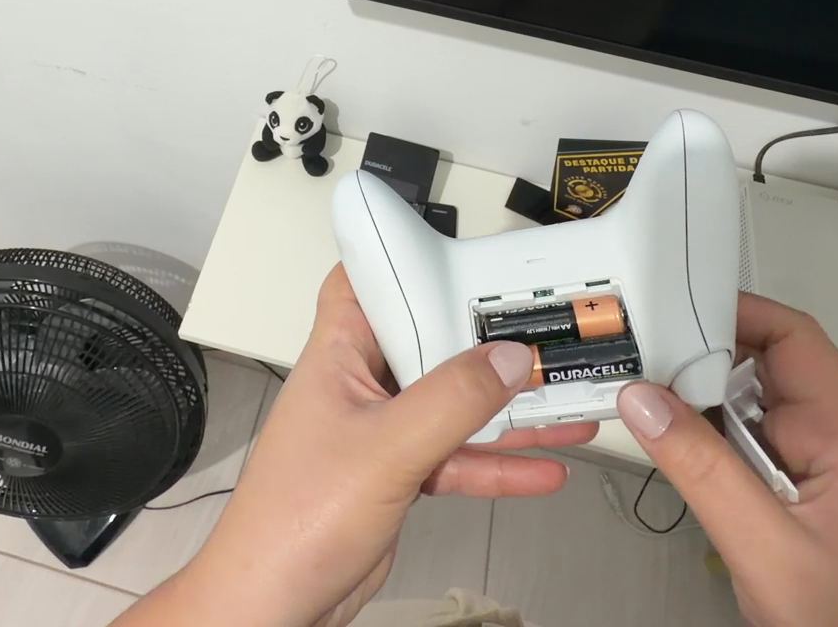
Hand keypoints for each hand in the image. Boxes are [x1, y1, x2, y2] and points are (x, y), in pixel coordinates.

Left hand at [120, 266, 596, 626]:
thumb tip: (505, 359)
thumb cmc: (289, 521)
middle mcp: (360, 381)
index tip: (455, 246)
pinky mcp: (398, 470)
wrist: (277, 604)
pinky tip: (540, 464)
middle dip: (480, 335)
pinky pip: (457, 453)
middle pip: (427, 338)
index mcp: (339, 353)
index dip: (406, 256)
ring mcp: (381, 427)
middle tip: (535, 327)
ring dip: (504, 402)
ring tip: (560, 394)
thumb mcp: (385, 449)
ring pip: (451, 400)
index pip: (368, 278)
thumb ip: (450, 402)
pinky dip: (497, 459)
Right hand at [615, 293, 837, 626]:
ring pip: (750, 405)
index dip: (738, 310)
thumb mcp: (769, 552)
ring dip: (700, 397)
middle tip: (642, 355)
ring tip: (645, 394)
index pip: (795, 339)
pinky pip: (745, 443)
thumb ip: (702, 470)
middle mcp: (833, 441)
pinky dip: (705, 432)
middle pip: (766, 365)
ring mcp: (816, 470)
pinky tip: (673, 442)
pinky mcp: (797, 496)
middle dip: (704, 354)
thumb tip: (638, 396)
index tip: (673, 307)